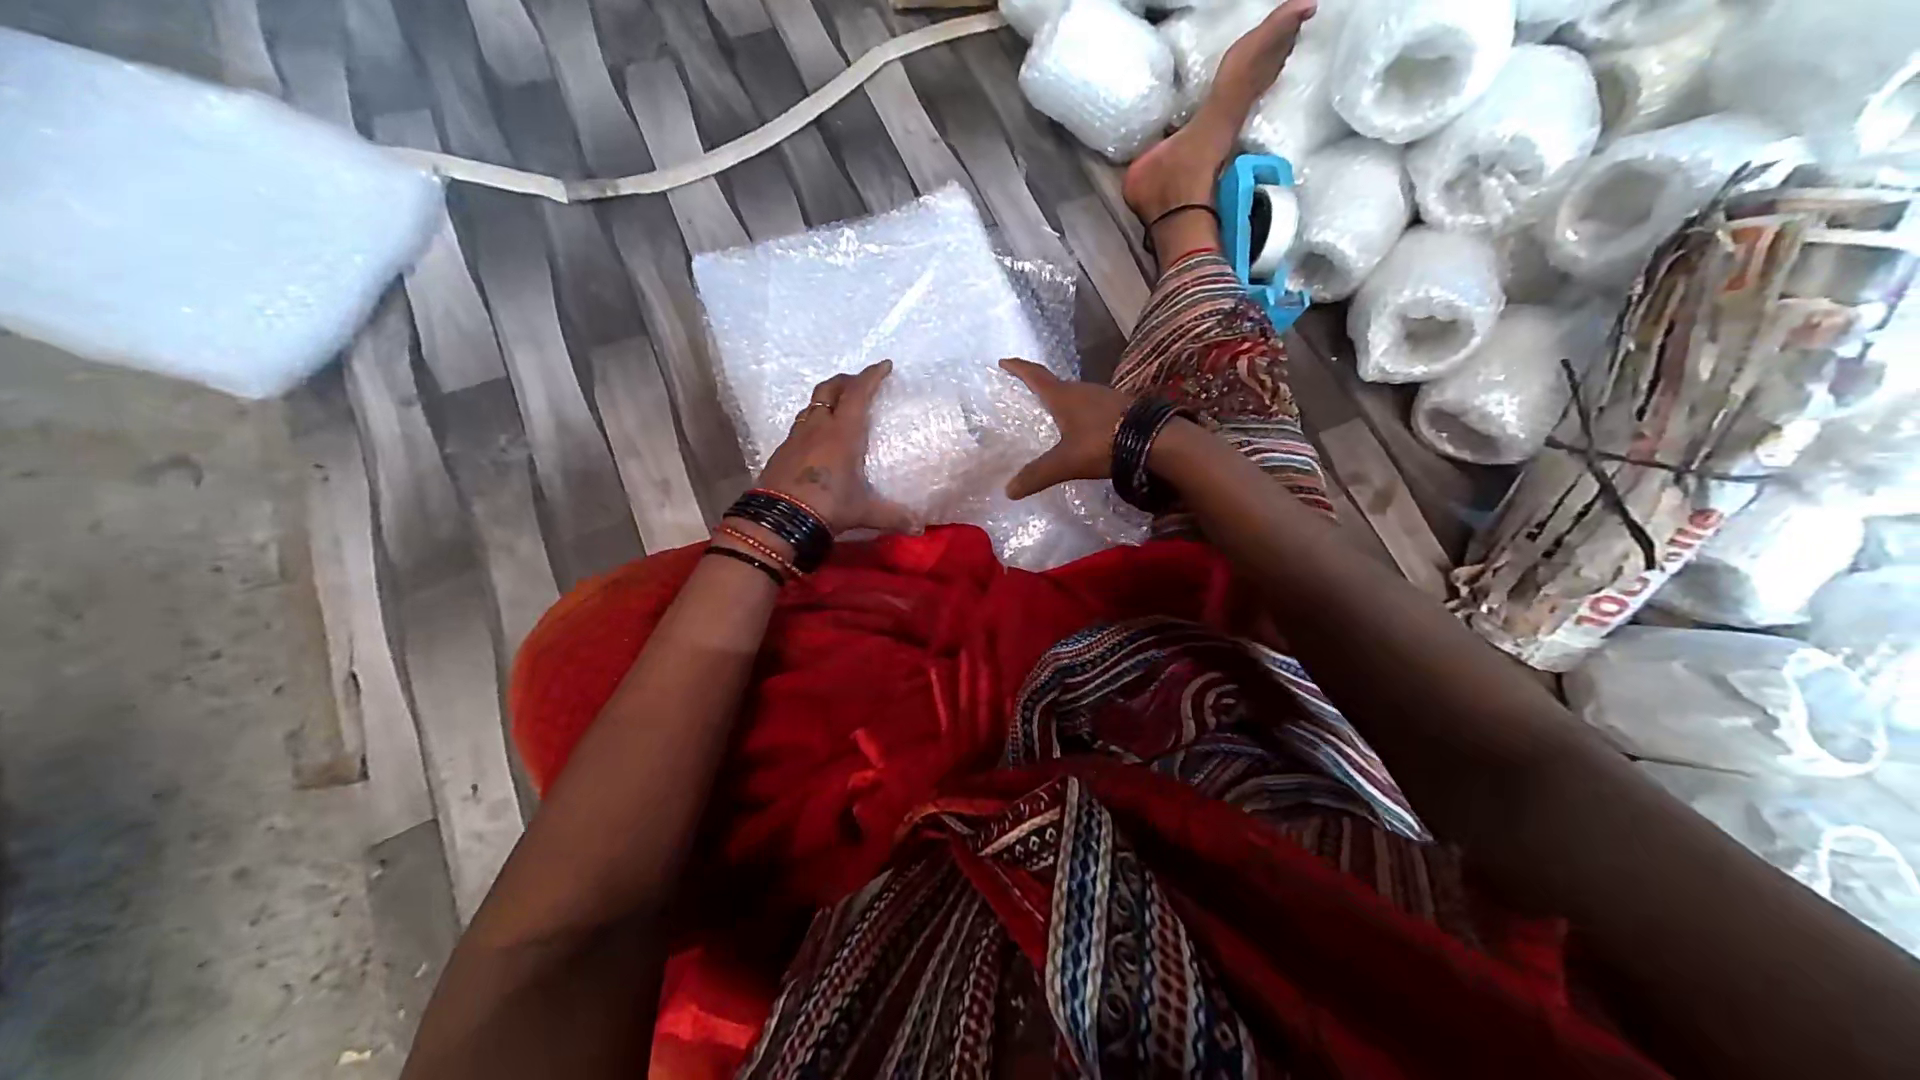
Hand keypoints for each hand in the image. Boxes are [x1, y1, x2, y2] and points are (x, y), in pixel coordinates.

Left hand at [756, 360, 913, 533]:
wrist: (779, 519)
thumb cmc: (827, 506)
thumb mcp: (864, 512)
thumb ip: (893, 516)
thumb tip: (918, 527)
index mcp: (843, 433)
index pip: (858, 393)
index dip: (872, 376)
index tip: (884, 365)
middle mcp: (818, 427)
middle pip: (829, 389)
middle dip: (846, 380)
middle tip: (859, 383)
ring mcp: (796, 437)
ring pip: (811, 406)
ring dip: (826, 401)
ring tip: (838, 409)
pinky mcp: (781, 451)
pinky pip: (800, 426)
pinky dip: (812, 423)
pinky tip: (817, 439)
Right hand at [1000, 358, 1130, 499]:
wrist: (1155, 440)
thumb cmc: (1102, 443)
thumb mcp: (1066, 462)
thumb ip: (1037, 475)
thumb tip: (1009, 491)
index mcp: (1064, 396)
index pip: (1035, 376)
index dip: (1018, 368)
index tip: (1004, 361)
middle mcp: (1083, 389)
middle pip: (1056, 384)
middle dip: (1040, 387)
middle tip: (1027, 394)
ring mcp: (1105, 396)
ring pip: (1077, 395)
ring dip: (1064, 401)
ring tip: (1054, 413)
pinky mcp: (1121, 407)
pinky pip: (1093, 406)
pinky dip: (1081, 413)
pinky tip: (1084, 427)